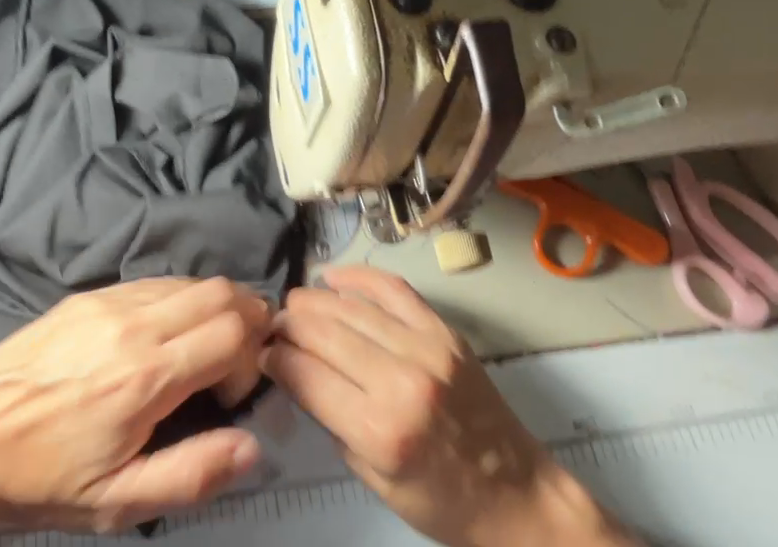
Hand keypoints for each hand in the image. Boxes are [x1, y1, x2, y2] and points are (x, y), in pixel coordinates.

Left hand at [0, 276, 271, 534]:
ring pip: (188, 282)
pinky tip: (163, 336)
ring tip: (204, 349)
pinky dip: (178, 299)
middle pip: (220, 293)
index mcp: (146, 376)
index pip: (233, 332)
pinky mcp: (86, 296)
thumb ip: (192, 474)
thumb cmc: (40, 478)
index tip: (231, 396)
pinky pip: (152, 282)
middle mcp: (133, 324)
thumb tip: (252, 446)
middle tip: (239, 361)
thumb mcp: (117, 503)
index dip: (252, 359)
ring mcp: (107, 302)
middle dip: (247, 319)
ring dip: (214, 307)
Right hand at [264, 266, 633, 546]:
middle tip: (271, 325)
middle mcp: (400, 380)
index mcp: (378, 429)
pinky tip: (335, 277)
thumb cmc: (440, 501)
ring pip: (352, 306)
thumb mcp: (370, 476)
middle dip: (287, 324)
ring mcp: (427, 348)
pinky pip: (394, 289)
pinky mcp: (445, 332)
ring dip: (314, 299)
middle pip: (322, 331)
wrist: (517, 493)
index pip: (304, 373)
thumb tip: (297, 371)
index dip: (273, 357)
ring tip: (295, 302)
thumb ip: (331, 420)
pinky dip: (360, 277)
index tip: (260, 353)